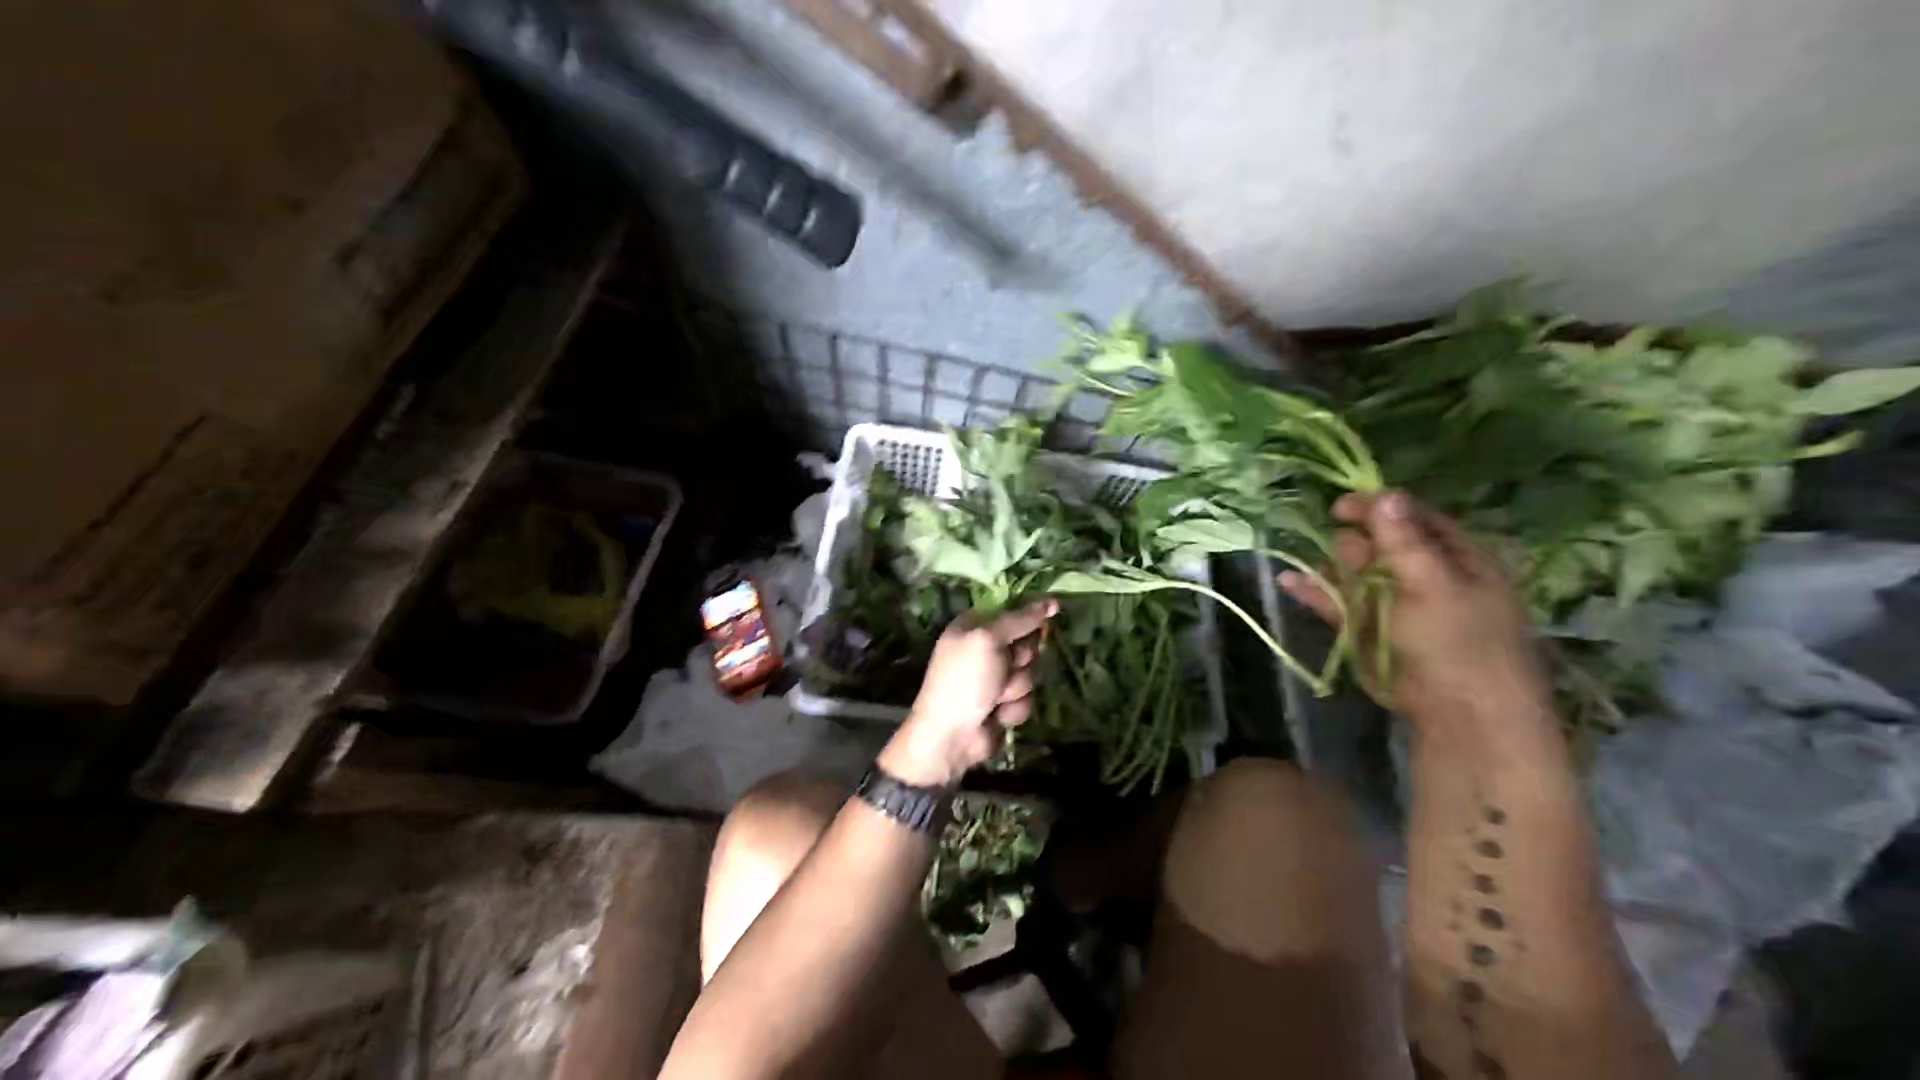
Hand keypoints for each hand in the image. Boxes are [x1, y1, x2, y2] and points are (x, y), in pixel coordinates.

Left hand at [877, 599, 1057, 788]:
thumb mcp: (988, 640)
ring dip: (1016, 686)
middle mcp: (985, 648)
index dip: (1031, 612)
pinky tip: (997, 715)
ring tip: (995, 698)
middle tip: (1005, 665)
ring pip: (1030, 672)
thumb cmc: (964, 680)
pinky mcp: (1004, 703)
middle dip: (1022, 657)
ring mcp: (995, 677)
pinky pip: (1027, 698)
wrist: (952, 736)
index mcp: (974, 625)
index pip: (1012, 609)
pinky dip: (1014, 707)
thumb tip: (1050, 601)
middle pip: (1027, 641)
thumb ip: (1019, 619)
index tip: (1052, 610)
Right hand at [1280, 491, 1552, 736]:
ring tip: (1325, 575)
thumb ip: (1404, 541)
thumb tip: (1385, 494)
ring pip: (1351, 571)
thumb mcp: (1435, 584)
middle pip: (1376, 542)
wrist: (1458, 712)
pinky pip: (1334, 602)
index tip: (1342, 506)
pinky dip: (1313, 592)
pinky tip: (1289, 580)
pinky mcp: (1364, 627)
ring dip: (1331, 566)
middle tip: (1354, 561)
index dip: (1379, 507)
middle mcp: (1420, 573)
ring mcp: (1389, 601)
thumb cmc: (1460, 642)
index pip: (1412, 518)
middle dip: (1356, 545)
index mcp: (1454, 557)